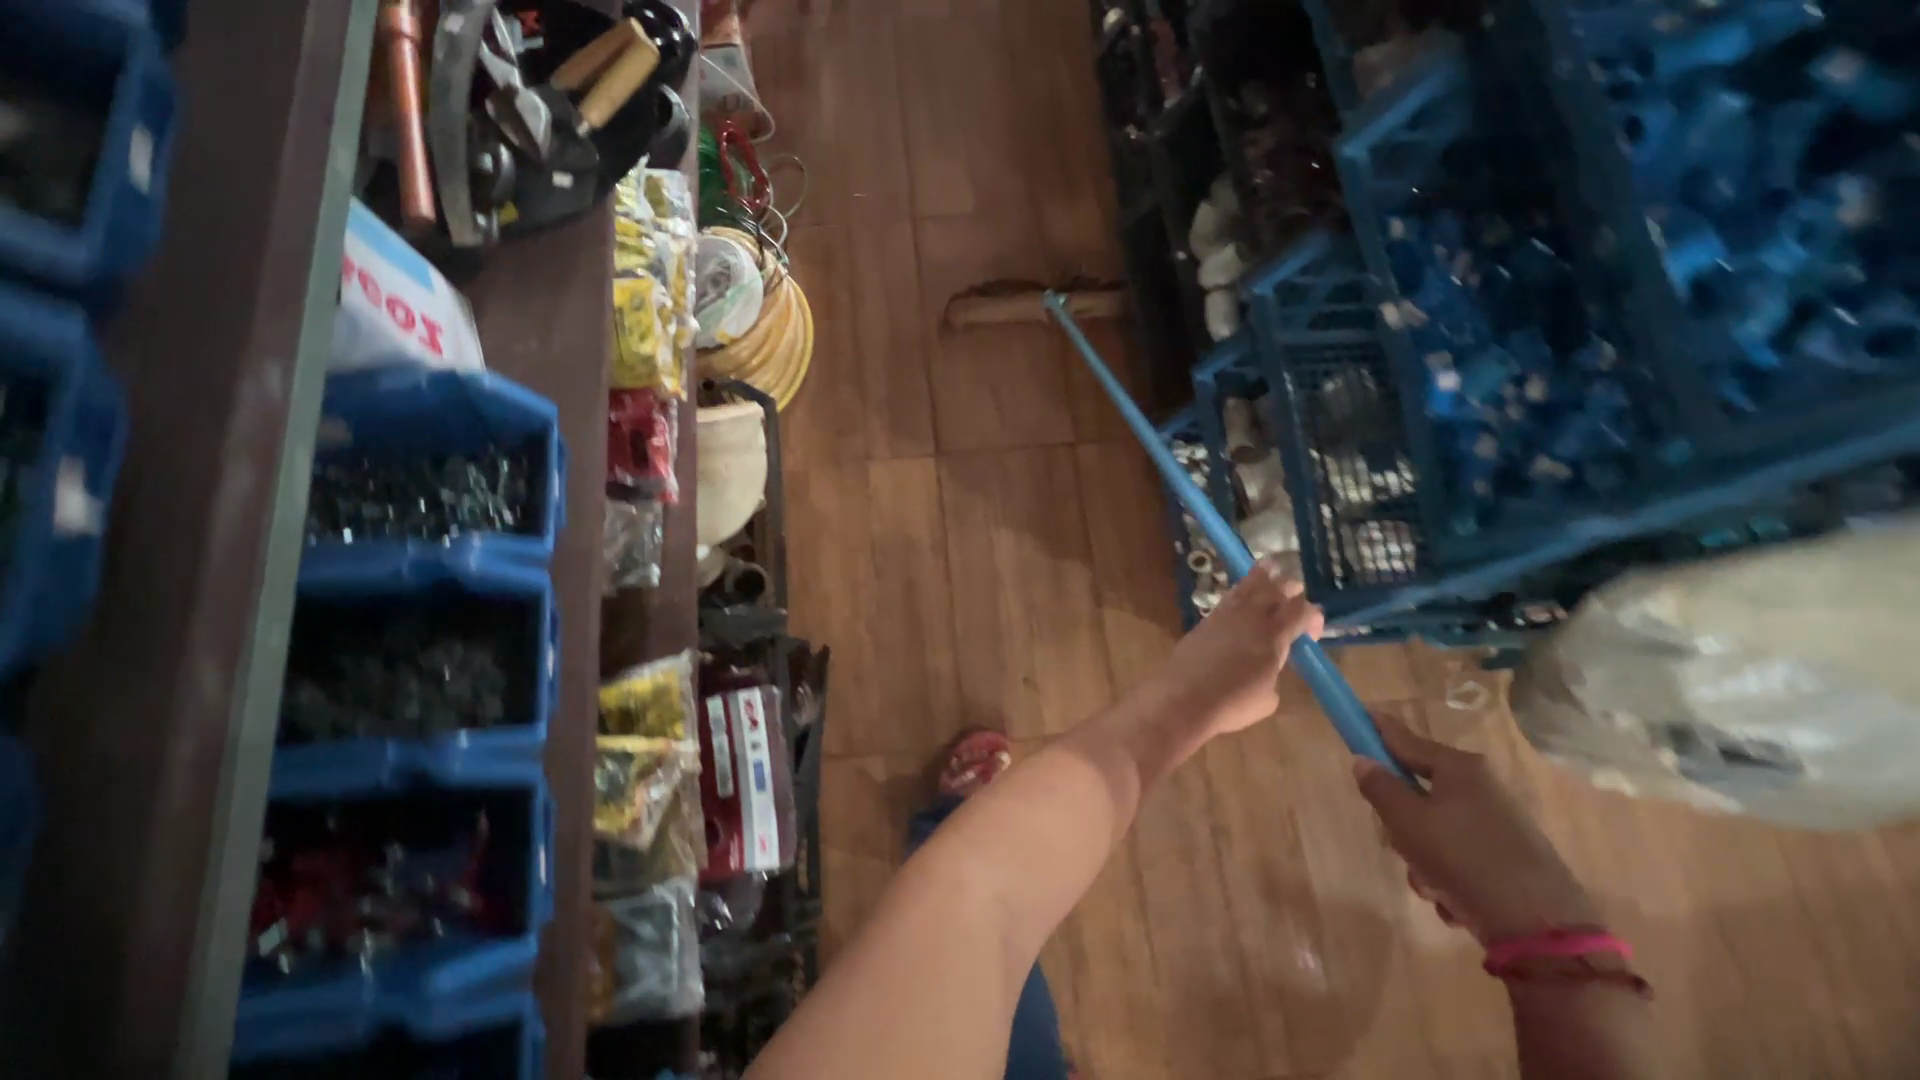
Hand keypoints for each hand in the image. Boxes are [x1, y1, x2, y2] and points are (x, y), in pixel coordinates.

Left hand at [1150, 558, 1323, 737]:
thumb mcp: (1267, 698)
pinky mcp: (1206, 619)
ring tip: (1271, 565)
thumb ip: (1273, 676)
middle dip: (1290, 589)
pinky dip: (1240, 588)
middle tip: (1295, 592)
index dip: (1313, 616)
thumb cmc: (1231, 704)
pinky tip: (1242, 589)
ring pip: (1250, 586)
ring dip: (1263, 576)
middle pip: (1277, 590)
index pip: (1302, 612)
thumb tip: (1267, 670)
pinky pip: (1229, 596)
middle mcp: (1253, 618)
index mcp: (1275, 636)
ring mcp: (1227, 615)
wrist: (1184, 698)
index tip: (1312, 632)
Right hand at [1353, 714, 1598, 942]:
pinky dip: (1450, 878)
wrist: (1540, 926)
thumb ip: (1380, 788)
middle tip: (1397, 843)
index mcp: (1459, 768)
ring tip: (1432, 886)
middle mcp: (1482, 788)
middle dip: (1402, 823)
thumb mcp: (1407, 822)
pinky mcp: (1510, 859)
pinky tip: (1455, 903)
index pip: (1405, 739)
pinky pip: (1460, 859)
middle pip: (1418, 792)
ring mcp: (1499, 824)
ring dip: (1423, 860)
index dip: (1376, 730)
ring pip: (1435, 831)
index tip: (1356, 717)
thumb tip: (1364, 760)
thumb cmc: (1463, 859)